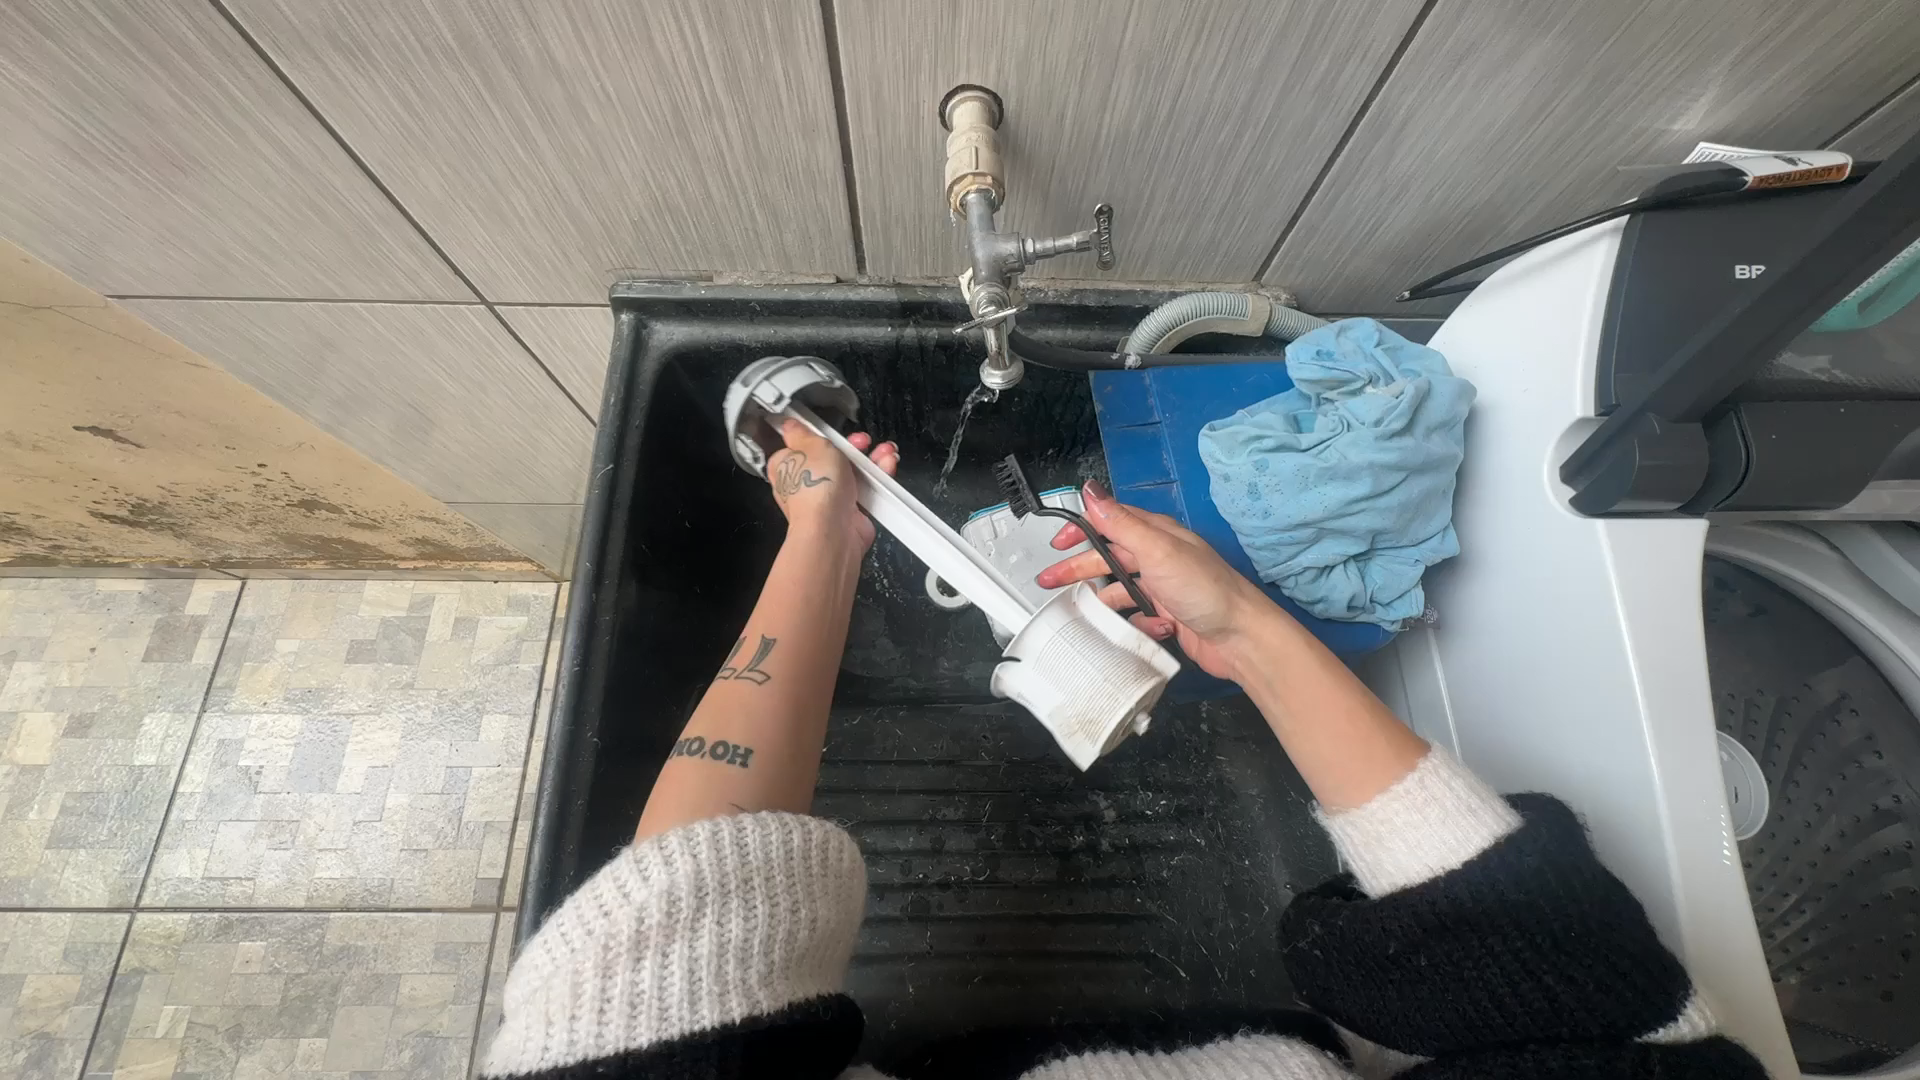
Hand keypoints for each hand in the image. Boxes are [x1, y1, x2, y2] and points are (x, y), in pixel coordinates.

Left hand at [766, 418, 897, 549]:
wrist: (833, 527)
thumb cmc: (815, 488)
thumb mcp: (809, 444)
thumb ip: (802, 432)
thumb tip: (790, 424)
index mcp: (788, 466)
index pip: (802, 445)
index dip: (820, 435)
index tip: (832, 430)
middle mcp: (807, 483)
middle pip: (833, 456)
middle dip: (853, 446)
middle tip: (861, 441)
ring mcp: (830, 497)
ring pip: (854, 471)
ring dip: (872, 459)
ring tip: (884, 453)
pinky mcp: (851, 510)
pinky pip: (867, 488)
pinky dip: (879, 477)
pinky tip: (887, 466)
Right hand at [1035, 481, 1277, 679]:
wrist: (1241, 638)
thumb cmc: (1205, 589)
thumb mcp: (1156, 550)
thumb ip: (1120, 522)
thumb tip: (1089, 490)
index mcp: (1155, 534)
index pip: (1110, 521)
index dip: (1081, 529)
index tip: (1058, 542)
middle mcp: (1157, 557)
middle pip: (1108, 556)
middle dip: (1077, 567)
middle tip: (1049, 580)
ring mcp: (1162, 586)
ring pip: (1119, 589)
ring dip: (1103, 600)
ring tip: (1083, 612)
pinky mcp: (1167, 614)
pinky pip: (1136, 616)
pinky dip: (1135, 623)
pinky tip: (1146, 627)